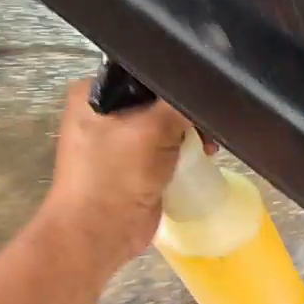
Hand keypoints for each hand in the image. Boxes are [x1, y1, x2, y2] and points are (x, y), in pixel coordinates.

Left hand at [35, 78, 191, 273]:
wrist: (102, 231)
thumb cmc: (116, 174)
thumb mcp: (152, 128)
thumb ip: (180, 104)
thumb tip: (209, 92)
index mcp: (94, 93)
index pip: (145, 72)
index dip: (177, 80)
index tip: (204, 92)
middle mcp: (105, 111)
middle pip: (161, 99)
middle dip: (189, 112)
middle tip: (207, 126)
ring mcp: (121, 140)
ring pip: (170, 124)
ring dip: (192, 133)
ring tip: (208, 145)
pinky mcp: (138, 163)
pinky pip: (171, 147)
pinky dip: (187, 150)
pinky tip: (203, 156)